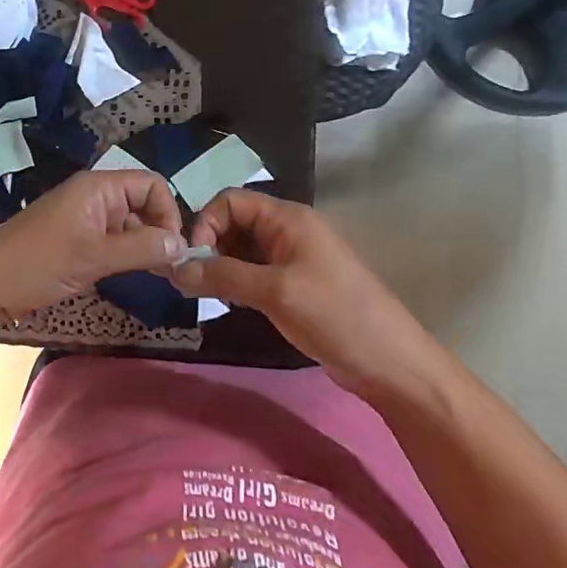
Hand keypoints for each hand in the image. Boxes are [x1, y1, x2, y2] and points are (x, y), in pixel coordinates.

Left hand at [0, 171, 187, 322]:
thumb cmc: (39, 264)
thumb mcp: (93, 257)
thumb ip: (140, 248)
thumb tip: (182, 244)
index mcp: (96, 188)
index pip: (151, 184)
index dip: (168, 212)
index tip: (174, 248)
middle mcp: (92, 196)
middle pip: (142, 203)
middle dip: (160, 231)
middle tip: (172, 270)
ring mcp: (82, 217)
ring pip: (129, 224)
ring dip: (144, 246)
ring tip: (160, 276)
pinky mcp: (75, 238)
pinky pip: (111, 238)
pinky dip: (126, 254)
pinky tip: (135, 275)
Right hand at [172, 188, 449, 398]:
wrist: (392, 366)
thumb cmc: (337, 317)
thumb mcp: (275, 292)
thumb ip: (222, 276)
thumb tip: (174, 268)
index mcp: (288, 219)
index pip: (229, 201)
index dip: (205, 223)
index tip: (195, 259)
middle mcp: (288, 231)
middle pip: (231, 223)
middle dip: (209, 247)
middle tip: (194, 281)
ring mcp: (291, 259)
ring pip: (238, 250)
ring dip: (219, 268)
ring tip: (209, 294)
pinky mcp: (292, 284)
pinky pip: (251, 272)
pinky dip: (234, 282)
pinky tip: (228, 302)